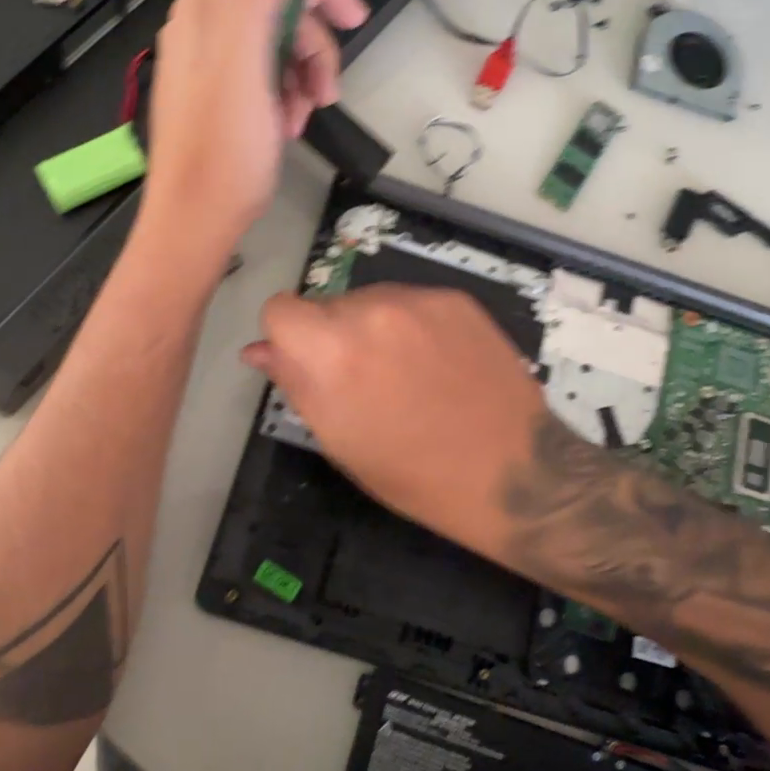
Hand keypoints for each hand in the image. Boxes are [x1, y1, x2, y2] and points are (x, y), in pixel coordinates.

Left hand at [141, 0, 368, 255]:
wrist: (195, 216)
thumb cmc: (226, 150)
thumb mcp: (246, 63)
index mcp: (209, 6)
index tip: (356, 22)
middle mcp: (204, 20)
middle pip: (283, 2)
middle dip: (313, 44)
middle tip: (325, 92)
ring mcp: (207, 54)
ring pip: (279, 39)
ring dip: (303, 73)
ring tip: (301, 117)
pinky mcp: (214, 86)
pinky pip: (265, 68)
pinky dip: (285, 91)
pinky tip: (286, 124)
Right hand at [242, 284, 546, 551]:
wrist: (511, 471)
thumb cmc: (412, 472)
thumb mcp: (338, 439)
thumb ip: (295, 383)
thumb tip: (259, 350)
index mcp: (331, 350)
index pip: (279, 309)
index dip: (287, 338)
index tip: (309, 366)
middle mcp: (371, 309)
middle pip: (328, 305)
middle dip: (334, 336)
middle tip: (364, 383)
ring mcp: (419, 300)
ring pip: (371, 301)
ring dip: (374, 329)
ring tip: (408, 376)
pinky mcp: (457, 298)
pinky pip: (413, 303)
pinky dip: (414, 327)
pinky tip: (439, 365)